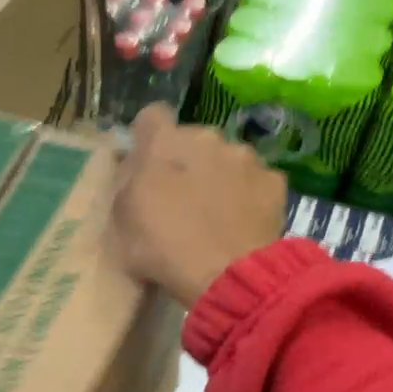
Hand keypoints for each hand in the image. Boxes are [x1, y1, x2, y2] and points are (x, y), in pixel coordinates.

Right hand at [111, 104, 286, 307]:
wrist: (226, 275)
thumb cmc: (162, 249)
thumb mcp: (119, 224)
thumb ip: (126, 186)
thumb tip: (135, 169)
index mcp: (163, 143)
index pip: (151, 116)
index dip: (148, 137)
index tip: (146, 163)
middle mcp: (207, 137)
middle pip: (192, 140)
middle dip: (186, 161)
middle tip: (180, 199)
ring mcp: (244, 156)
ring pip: (226, 158)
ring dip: (219, 176)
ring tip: (216, 214)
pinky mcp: (273, 180)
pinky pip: (255, 181)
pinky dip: (248, 196)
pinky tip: (242, 223)